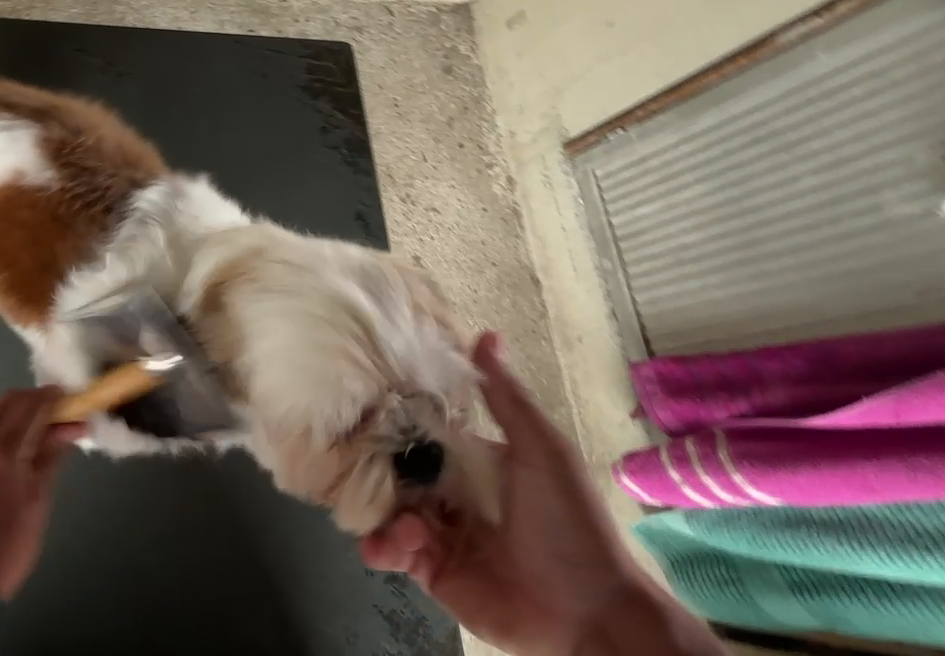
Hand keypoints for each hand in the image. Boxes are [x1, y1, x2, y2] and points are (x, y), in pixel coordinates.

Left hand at [0, 388, 85, 598]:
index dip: (52, 398)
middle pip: (7, 402)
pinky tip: (0, 443)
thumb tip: (71, 427)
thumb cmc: (8, 544)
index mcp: (4, 449)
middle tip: (51, 410)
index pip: (32, 407)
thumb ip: (51, 456)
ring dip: (9, 411)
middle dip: (31, 400)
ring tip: (28, 424)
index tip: (66, 397)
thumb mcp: (38, 501)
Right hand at [360, 334, 701, 655]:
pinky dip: (385, 546)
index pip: (417, 435)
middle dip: (370, 469)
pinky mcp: (428, 570)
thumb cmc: (569, 522)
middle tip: (353, 465)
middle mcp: (446, 493)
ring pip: (384, 509)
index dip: (389, 422)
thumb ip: (506, 398)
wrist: (591, 611)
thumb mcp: (541, 450)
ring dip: (381, 513)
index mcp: (468, 463)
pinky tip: (402, 544)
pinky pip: (390, 550)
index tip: (359, 407)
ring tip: (405, 525)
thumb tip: (486, 334)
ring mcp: (435, 532)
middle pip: (391, 471)